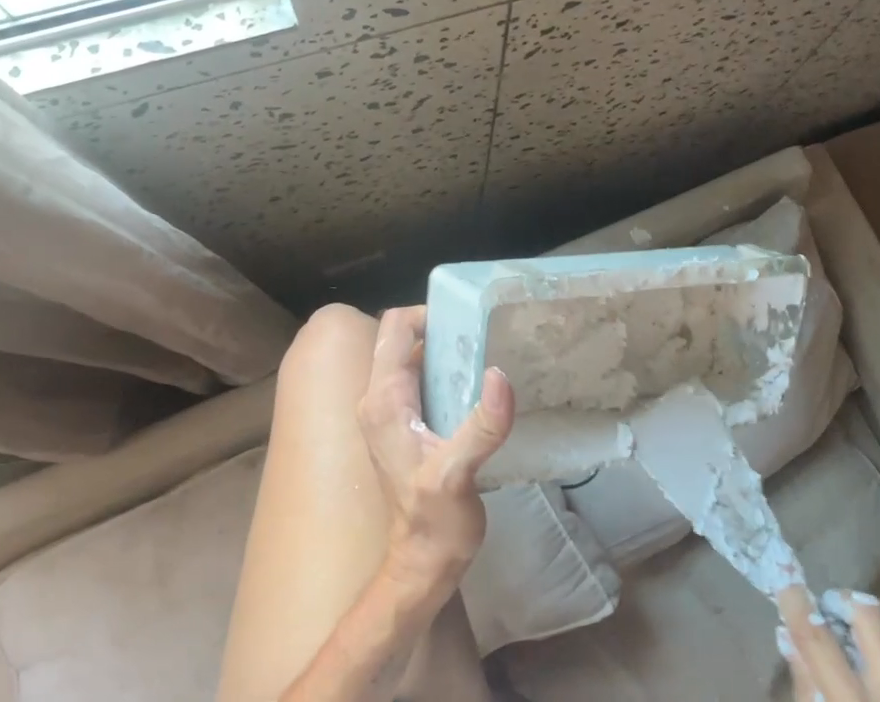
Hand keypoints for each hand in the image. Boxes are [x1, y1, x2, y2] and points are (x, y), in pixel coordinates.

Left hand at [356, 306, 514, 597]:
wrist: (422, 565)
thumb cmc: (435, 521)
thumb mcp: (458, 474)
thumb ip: (480, 426)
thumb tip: (500, 375)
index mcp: (383, 401)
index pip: (394, 329)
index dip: (427, 314)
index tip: (468, 320)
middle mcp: (379, 400)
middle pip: (402, 340)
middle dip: (440, 329)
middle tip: (484, 334)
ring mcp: (391, 414)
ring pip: (414, 360)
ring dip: (445, 351)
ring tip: (487, 353)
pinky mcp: (407, 428)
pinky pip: (424, 383)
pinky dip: (447, 374)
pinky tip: (479, 386)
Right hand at [777, 586, 879, 701]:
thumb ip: (804, 686)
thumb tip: (789, 636)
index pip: (818, 642)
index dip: (797, 606)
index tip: (785, 582)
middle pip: (870, 618)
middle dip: (844, 600)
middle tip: (826, 607)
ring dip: (868, 626)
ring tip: (850, 638)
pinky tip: (877, 664)